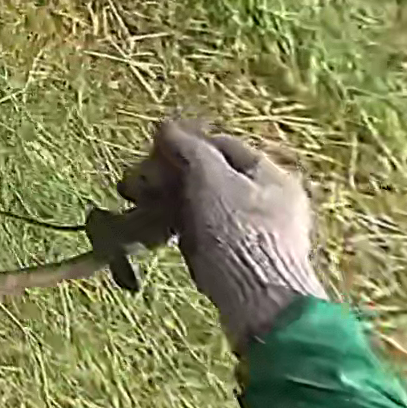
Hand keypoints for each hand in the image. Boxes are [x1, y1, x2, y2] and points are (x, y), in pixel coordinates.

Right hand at [150, 121, 325, 347]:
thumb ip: (189, 148)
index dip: (184, 142)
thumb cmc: (236, 225)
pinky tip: (148, 213)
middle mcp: (257, 192)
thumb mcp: (212, 177)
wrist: (249, 283)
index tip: (154, 151)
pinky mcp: (217, 233)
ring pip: (186, 188)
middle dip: (163, 169)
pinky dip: (165, 208)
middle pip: (198, 166)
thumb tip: (163, 124)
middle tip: (141, 178)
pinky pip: (185, 209)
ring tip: (137, 197)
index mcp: (269, 175)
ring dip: (157, 188)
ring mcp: (238, 214)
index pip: (219, 143)